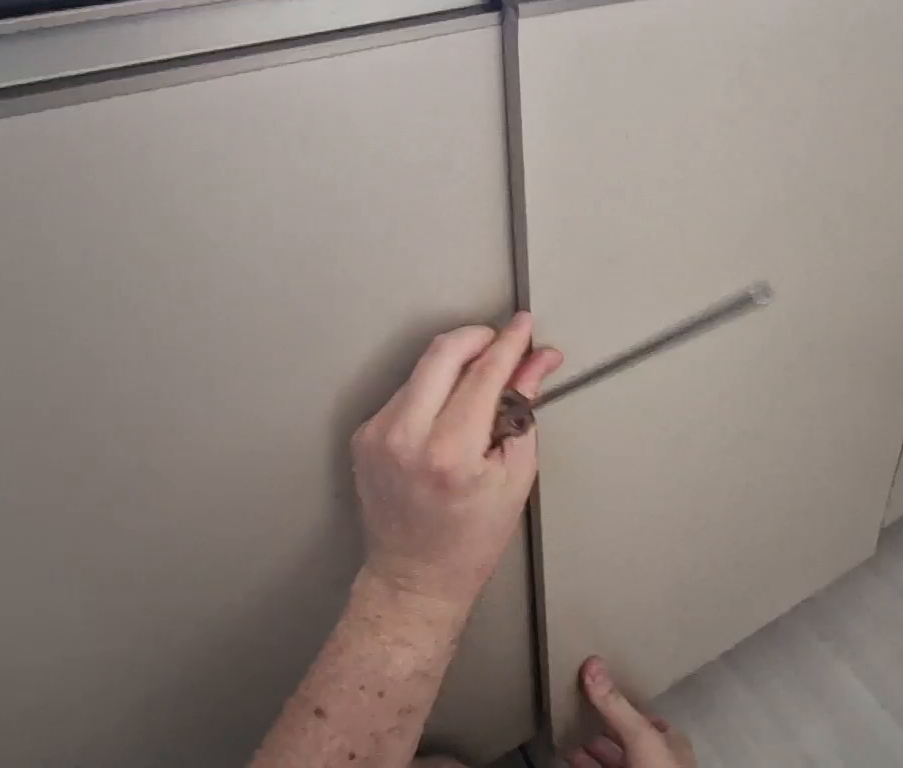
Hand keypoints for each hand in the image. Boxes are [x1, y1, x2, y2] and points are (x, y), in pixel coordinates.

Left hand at [351, 313, 562, 611]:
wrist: (414, 577)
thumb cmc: (472, 538)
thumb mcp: (515, 474)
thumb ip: (523, 407)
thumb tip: (537, 360)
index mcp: (449, 453)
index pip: (484, 373)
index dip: (509, 343)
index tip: (523, 324)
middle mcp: (405, 436)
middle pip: (443, 351)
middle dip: (478, 337)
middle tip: (502, 344)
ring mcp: (378, 433)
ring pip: (423, 367)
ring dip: (457, 365)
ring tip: (480, 394)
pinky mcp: (365, 434)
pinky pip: (407, 391)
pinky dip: (434, 389)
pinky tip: (449, 415)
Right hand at [565, 657, 697, 767]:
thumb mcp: (640, 735)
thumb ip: (615, 704)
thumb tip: (592, 662)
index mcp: (668, 742)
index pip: (640, 716)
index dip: (618, 704)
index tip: (592, 690)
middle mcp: (655, 761)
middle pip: (623, 739)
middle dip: (599, 728)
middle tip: (572, 712)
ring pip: (610, 762)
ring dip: (588, 752)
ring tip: (565, 738)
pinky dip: (584, 767)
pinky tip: (569, 760)